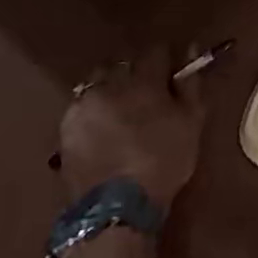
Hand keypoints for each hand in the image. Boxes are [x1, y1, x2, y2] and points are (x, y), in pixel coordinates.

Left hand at [57, 45, 205, 206]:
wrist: (116, 209)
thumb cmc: (164, 161)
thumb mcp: (191, 122)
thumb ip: (191, 83)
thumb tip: (191, 49)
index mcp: (143, 79)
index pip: (156, 50)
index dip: (166, 59)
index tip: (171, 73)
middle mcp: (110, 84)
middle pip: (124, 63)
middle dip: (135, 72)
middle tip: (146, 94)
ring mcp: (84, 105)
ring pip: (98, 82)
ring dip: (111, 88)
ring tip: (120, 110)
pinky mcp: (65, 128)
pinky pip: (82, 106)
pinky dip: (93, 110)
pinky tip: (102, 129)